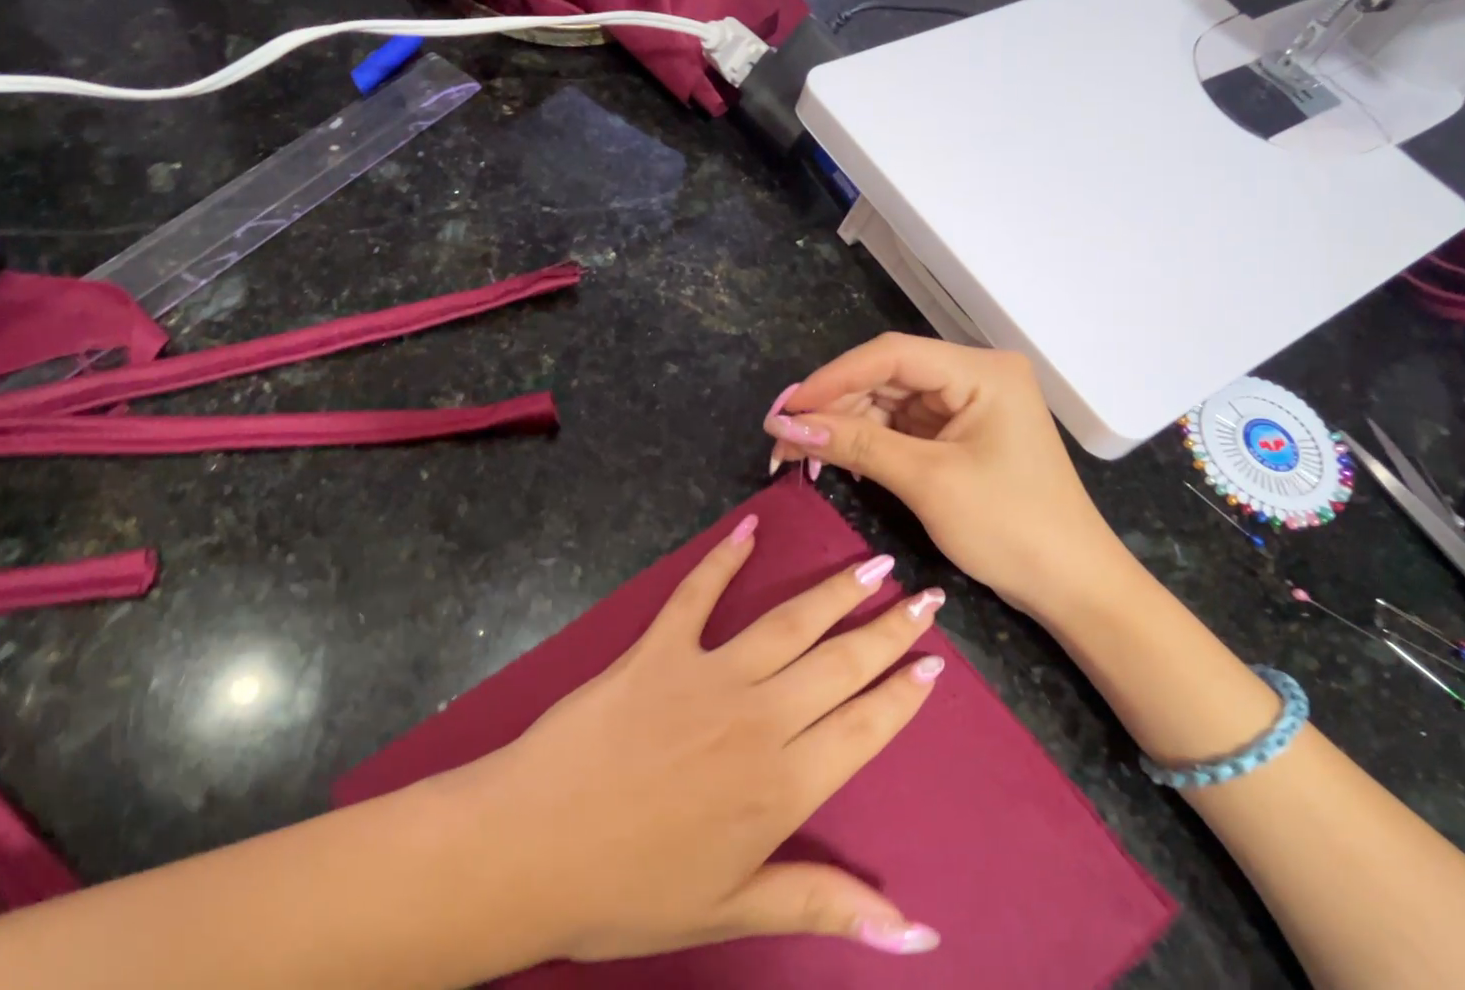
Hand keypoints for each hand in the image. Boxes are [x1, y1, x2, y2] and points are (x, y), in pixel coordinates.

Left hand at [458, 515, 946, 963]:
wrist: (528, 849)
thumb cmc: (629, 891)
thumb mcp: (734, 909)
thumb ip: (826, 904)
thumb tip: (920, 933)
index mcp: (784, 785)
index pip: (865, 728)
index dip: (903, 693)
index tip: (935, 661)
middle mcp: (759, 719)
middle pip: (840, 665)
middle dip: (889, 629)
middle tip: (926, 596)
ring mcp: (705, 677)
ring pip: (788, 625)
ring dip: (834, 592)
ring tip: (874, 565)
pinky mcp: (653, 652)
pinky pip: (695, 597)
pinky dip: (722, 561)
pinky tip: (748, 531)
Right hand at [762, 334, 1123, 619]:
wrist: (1070, 583)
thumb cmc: (1009, 526)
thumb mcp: (927, 481)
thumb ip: (856, 445)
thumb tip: (784, 425)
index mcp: (981, 371)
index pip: (890, 355)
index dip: (830, 379)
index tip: (782, 411)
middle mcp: (974, 377)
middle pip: (885, 377)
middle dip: (833, 408)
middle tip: (781, 441)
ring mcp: (968, 408)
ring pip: (888, 403)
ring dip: (844, 428)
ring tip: (799, 456)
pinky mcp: (960, 437)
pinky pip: (902, 429)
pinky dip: (868, 445)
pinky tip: (837, 462)